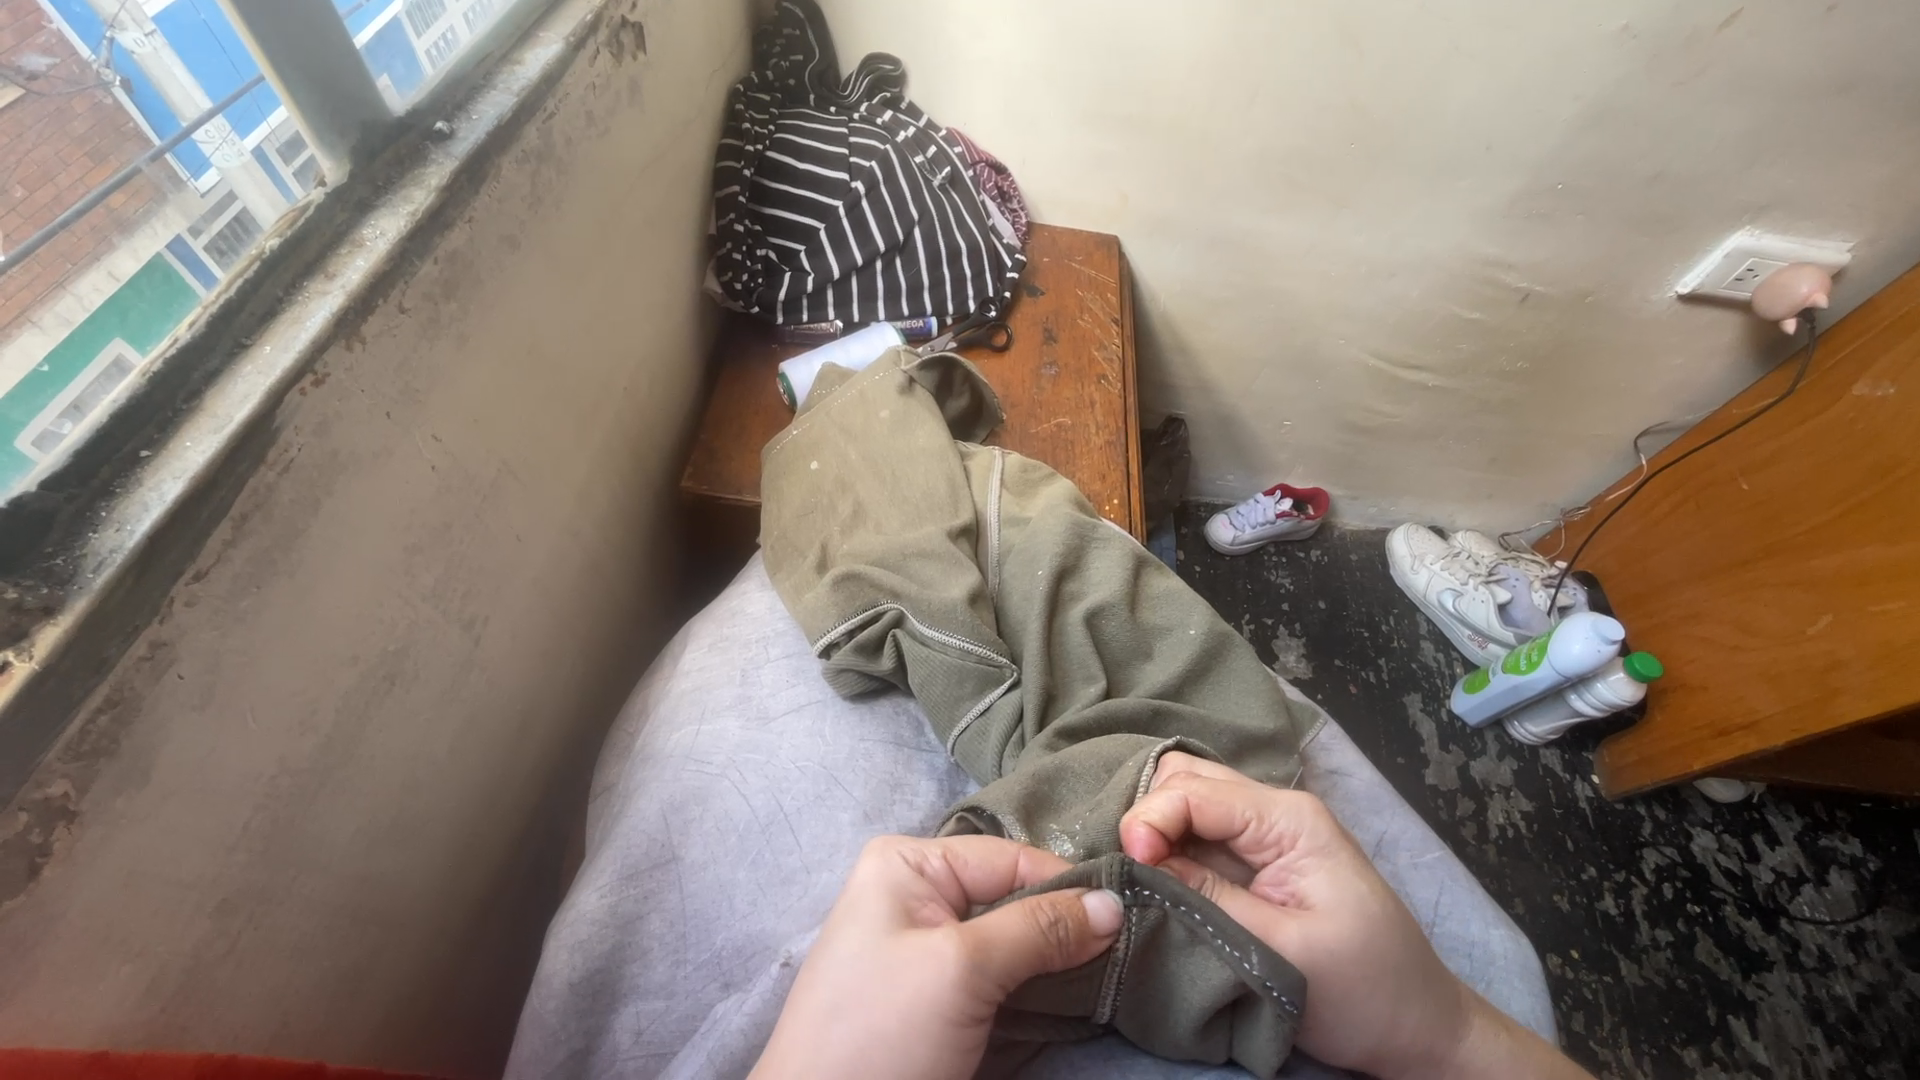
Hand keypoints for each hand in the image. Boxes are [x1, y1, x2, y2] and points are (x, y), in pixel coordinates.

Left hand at [751, 834, 1123, 1079]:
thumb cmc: (883, 1033)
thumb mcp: (962, 969)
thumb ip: (1039, 929)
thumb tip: (1114, 902)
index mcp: (908, 862)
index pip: (1007, 857)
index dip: (1067, 883)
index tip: (1131, 911)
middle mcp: (915, 890)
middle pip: (1010, 893)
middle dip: (1063, 921)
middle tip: (1128, 942)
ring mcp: (923, 942)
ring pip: (1008, 935)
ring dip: (1052, 956)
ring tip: (1110, 968)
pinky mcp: (933, 991)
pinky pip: (995, 971)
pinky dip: (1031, 982)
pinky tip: (1069, 992)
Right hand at [1121, 753, 1589, 1079]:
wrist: (1420, 1028)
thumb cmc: (1363, 992)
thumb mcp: (1281, 951)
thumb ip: (1205, 900)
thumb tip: (1136, 865)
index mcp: (1288, 819)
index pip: (1194, 790)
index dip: (1151, 819)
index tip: (1130, 865)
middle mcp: (1274, 808)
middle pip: (1186, 777)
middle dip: (1149, 814)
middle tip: (1133, 867)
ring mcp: (1265, 829)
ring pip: (1187, 796)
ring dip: (1156, 826)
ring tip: (1142, 870)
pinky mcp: (1256, 855)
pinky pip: (1198, 829)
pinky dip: (1170, 843)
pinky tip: (1160, 871)